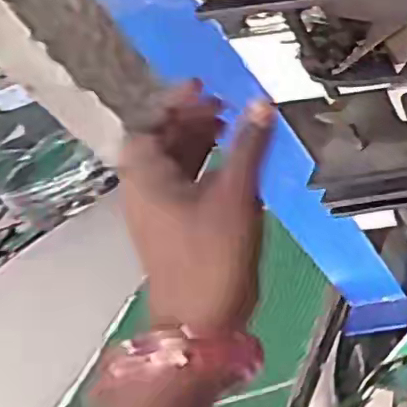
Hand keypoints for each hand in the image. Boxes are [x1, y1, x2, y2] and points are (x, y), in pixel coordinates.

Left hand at [117, 82, 274, 333]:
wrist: (203, 321)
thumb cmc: (212, 254)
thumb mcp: (235, 193)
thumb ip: (248, 145)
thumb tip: (260, 103)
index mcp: (147, 179)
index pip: (147, 126)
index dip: (172, 102)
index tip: (202, 86)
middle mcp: (146, 191)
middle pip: (160, 142)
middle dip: (190, 118)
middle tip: (224, 102)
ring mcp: (161, 211)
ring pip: (176, 161)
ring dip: (201, 139)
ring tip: (233, 123)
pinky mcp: (180, 225)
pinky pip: (189, 180)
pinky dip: (209, 162)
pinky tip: (237, 159)